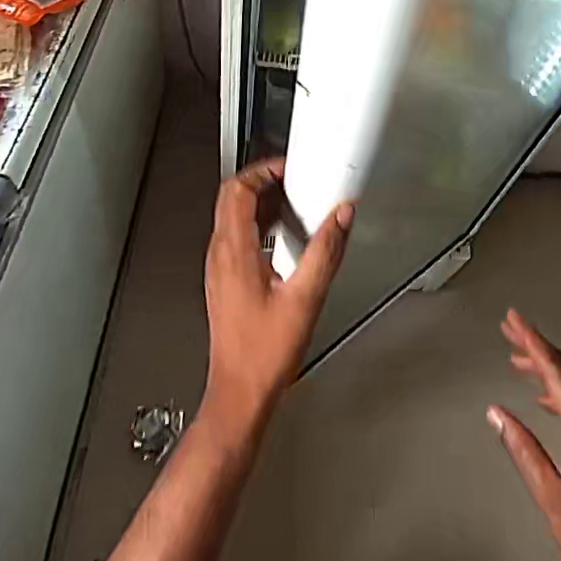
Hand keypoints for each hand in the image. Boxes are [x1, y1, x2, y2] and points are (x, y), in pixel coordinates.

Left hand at [201, 159, 353, 431]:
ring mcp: (220, 269)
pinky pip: (238, 238)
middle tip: (293, 179)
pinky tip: (286, 238)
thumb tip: (340, 217)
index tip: (287, 168)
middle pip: (232, 198)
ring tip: (295, 204)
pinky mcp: (226, 281)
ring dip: (262, 203)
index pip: (237, 190)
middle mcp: (220, 256)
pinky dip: (260, 225)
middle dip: (263, 181)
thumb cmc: (263, 354)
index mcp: (234, 253)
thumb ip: (325, 251)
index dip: (262, 170)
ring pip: (233, 217)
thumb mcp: (305, 298)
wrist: (240, 392)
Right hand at [489, 310, 560, 560]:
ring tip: (523, 357)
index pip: (560, 376)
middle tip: (514, 328)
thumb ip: (525, 453)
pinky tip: (549, 398)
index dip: (534, 343)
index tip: (515, 322)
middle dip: (540, 347)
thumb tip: (500, 415)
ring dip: (552, 368)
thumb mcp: (556, 505)